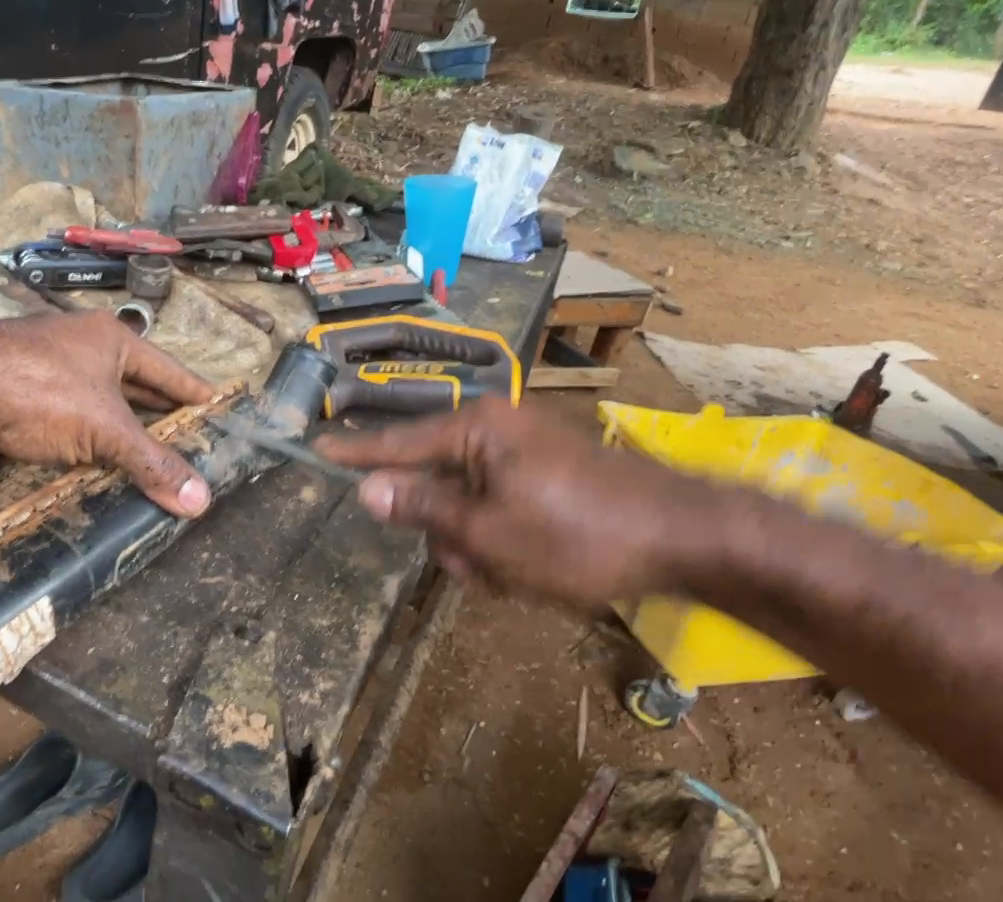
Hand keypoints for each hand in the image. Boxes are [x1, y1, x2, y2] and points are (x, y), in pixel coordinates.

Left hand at [0, 313, 216, 515]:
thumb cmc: (40, 390)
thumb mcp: (104, 429)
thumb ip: (151, 462)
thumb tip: (200, 500)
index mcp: (113, 339)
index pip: (170, 371)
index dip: (197, 394)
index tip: (221, 411)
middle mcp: (84, 343)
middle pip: (137, 383)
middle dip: (162, 413)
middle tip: (192, 440)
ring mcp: (50, 362)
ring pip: (102, 398)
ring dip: (125, 424)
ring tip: (152, 451)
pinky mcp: (21, 385)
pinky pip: (72, 410)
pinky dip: (91, 432)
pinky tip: (98, 452)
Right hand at [314, 401, 714, 604]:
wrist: (685, 538)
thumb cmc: (578, 535)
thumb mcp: (488, 532)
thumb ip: (423, 507)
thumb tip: (368, 487)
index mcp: (477, 429)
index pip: (398, 443)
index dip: (357, 455)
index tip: (317, 453)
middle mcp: (497, 429)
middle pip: (435, 482)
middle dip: (445, 532)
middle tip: (474, 568)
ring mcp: (526, 450)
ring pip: (468, 503)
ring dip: (478, 544)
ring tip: (515, 574)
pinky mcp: (549, 473)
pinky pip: (500, 505)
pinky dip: (504, 538)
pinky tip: (534, 566)